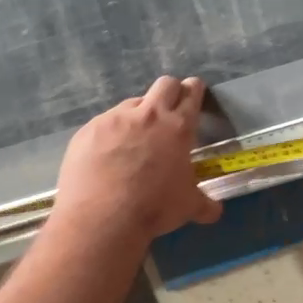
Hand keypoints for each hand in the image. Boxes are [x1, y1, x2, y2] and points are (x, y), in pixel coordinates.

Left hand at [52, 76, 221, 242]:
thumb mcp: (188, 206)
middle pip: (164, 84)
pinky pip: (105, 122)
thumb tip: (215, 211)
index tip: (194, 92)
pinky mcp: (87, 131)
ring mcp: (114, 120)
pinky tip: (109, 155)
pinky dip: (112, 132)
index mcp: (179, 127)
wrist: (101, 218)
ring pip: (132, 103)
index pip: (191, 93)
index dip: (195, 90)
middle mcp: (148, 115)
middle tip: (171, 110)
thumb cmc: (154, 207)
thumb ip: (205, 204)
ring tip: (136, 139)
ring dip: (140, 114)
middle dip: (171, 91)